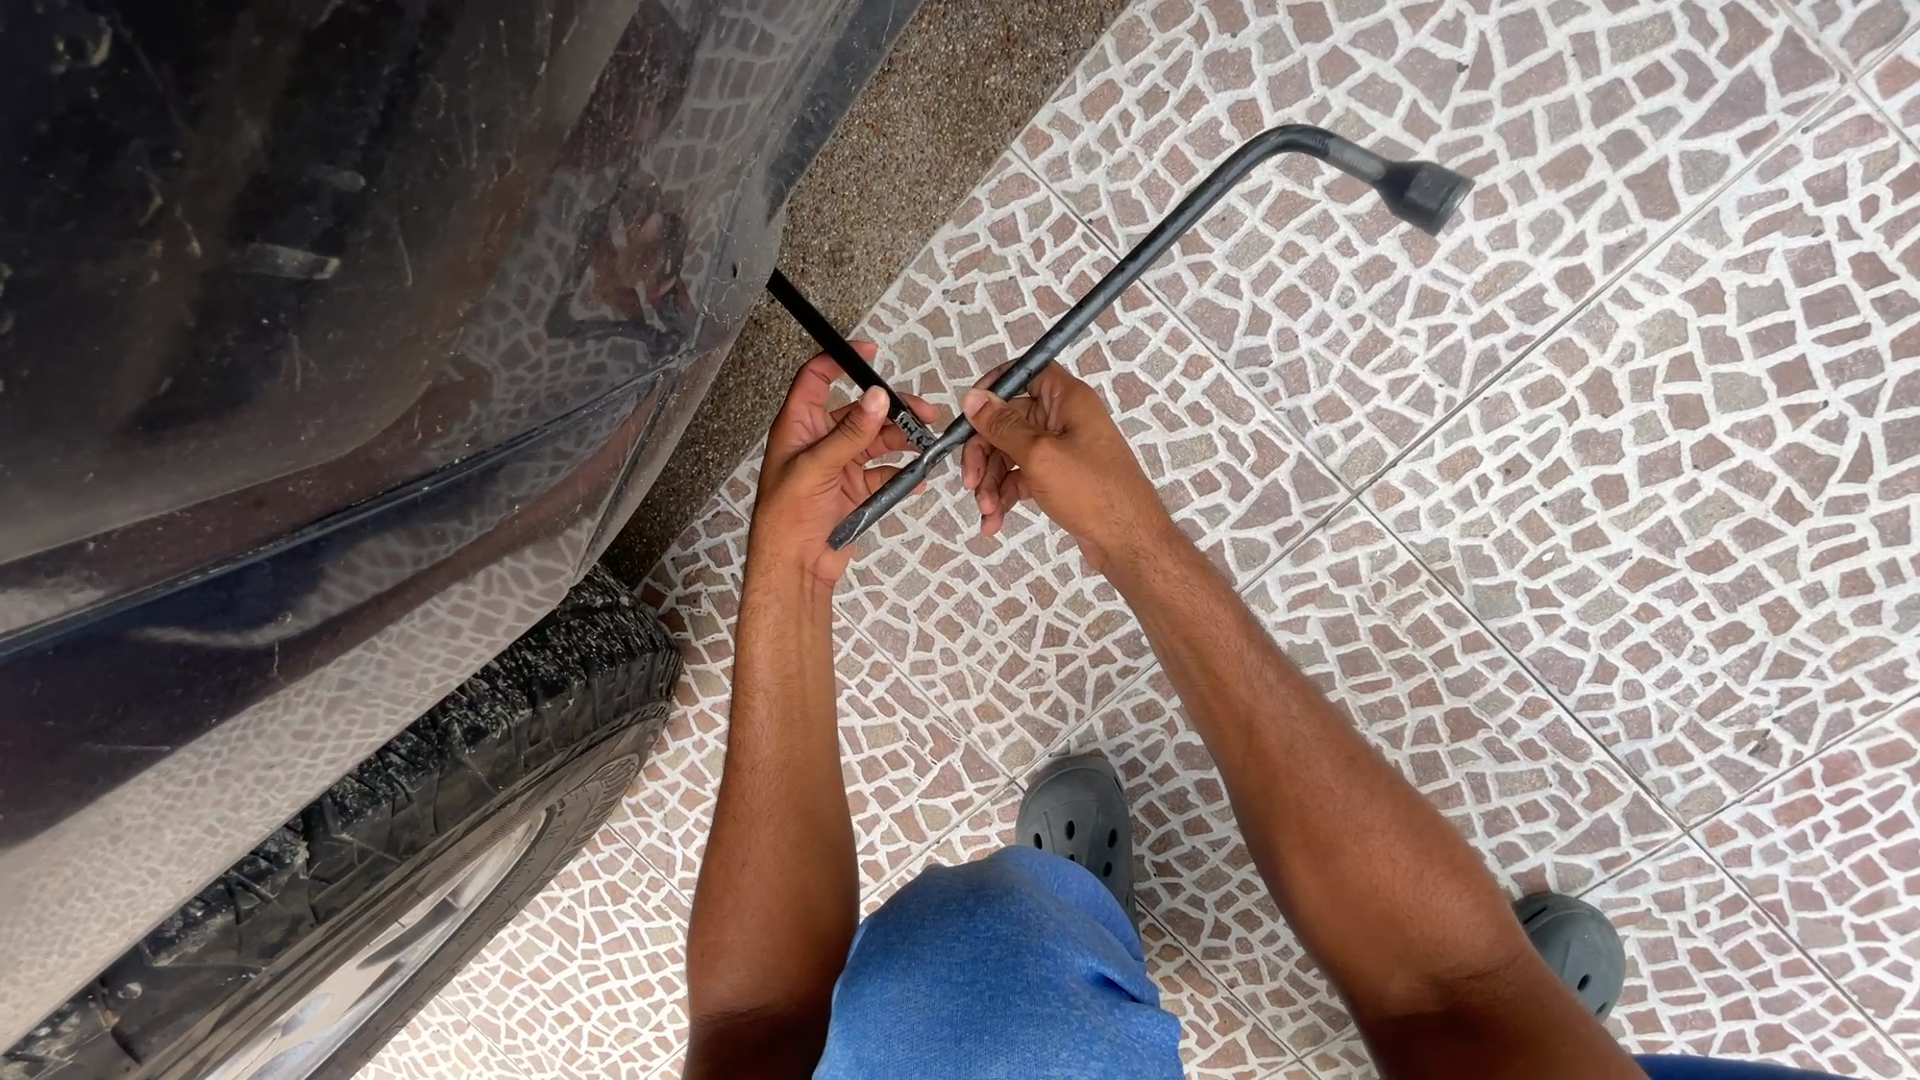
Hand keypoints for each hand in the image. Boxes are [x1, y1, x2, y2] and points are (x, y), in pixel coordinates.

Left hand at [750, 346, 937, 586]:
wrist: (795, 566)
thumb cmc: (787, 516)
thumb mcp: (817, 467)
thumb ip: (850, 433)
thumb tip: (877, 397)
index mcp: (799, 427)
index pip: (817, 380)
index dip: (840, 362)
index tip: (871, 353)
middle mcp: (820, 442)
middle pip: (859, 411)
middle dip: (891, 410)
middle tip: (922, 413)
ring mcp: (839, 467)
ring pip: (876, 442)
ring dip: (902, 440)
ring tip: (927, 443)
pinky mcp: (854, 491)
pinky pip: (883, 475)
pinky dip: (902, 474)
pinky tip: (918, 476)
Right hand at [959, 362, 1173, 574]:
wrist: (1126, 541)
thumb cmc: (1092, 491)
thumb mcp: (1039, 454)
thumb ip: (1002, 426)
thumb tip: (973, 399)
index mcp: (1067, 400)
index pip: (1028, 373)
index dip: (997, 386)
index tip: (971, 412)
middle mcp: (1064, 419)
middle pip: (1009, 421)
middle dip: (984, 452)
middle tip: (970, 480)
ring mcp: (1061, 450)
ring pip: (1011, 454)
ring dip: (992, 481)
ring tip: (986, 510)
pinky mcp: (1058, 478)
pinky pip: (1021, 478)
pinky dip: (1005, 496)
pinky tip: (994, 521)